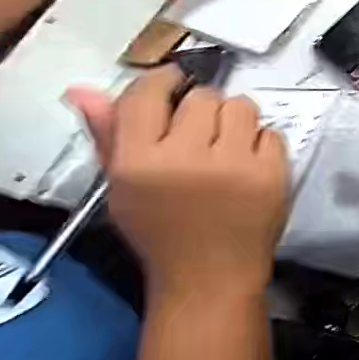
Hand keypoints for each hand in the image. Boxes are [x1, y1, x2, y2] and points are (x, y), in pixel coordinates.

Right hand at [68, 65, 289, 297]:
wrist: (210, 277)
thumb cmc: (161, 233)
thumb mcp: (121, 188)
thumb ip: (107, 136)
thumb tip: (85, 88)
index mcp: (140, 160)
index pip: (149, 93)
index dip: (162, 81)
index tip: (172, 84)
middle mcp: (189, 157)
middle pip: (202, 97)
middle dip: (201, 110)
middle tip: (201, 136)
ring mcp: (236, 166)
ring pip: (241, 106)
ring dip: (234, 120)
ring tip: (226, 146)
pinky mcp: (273, 176)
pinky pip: (272, 133)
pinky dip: (262, 143)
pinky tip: (248, 164)